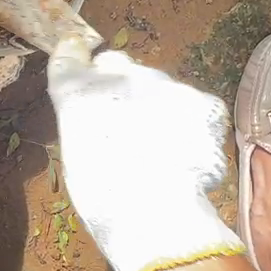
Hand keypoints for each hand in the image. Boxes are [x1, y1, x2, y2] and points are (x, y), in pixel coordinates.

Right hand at [46, 40, 244, 270]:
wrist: (158, 214)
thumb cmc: (101, 196)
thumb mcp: (75, 154)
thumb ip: (83, 120)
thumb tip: (96, 113)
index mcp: (77, 91)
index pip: (69, 55)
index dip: (74, 57)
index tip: (77, 59)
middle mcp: (119, 75)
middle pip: (115, 63)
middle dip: (115, 80)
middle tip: (120, 115)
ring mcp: (164, 83)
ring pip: (154, 82)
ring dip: (152, 100)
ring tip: (158, 142)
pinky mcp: (201, 100)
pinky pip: (188, 102)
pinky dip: (185, 119)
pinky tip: (183, 148)